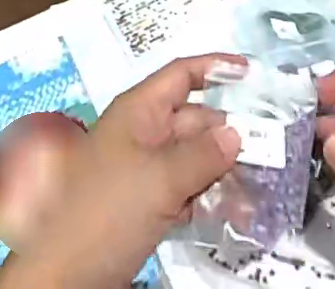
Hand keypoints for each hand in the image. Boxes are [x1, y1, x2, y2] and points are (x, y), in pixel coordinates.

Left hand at [0, 55, 241, 288]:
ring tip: (261, 187)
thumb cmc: (107, 209)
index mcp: (139, 110)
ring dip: (223, 169)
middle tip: (273, 149)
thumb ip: (202, 155)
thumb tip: (236, 131)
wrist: (62, 273)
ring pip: (192, 156)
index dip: (214, 67)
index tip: (251, 71)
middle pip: (193, 119)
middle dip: (228, 131)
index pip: (181, 75)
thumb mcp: (159, 179)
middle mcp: (142, 132)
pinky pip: (184, 187)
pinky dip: (208, 195)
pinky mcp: (145, 202)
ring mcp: (143, 168)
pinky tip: (235, 213)